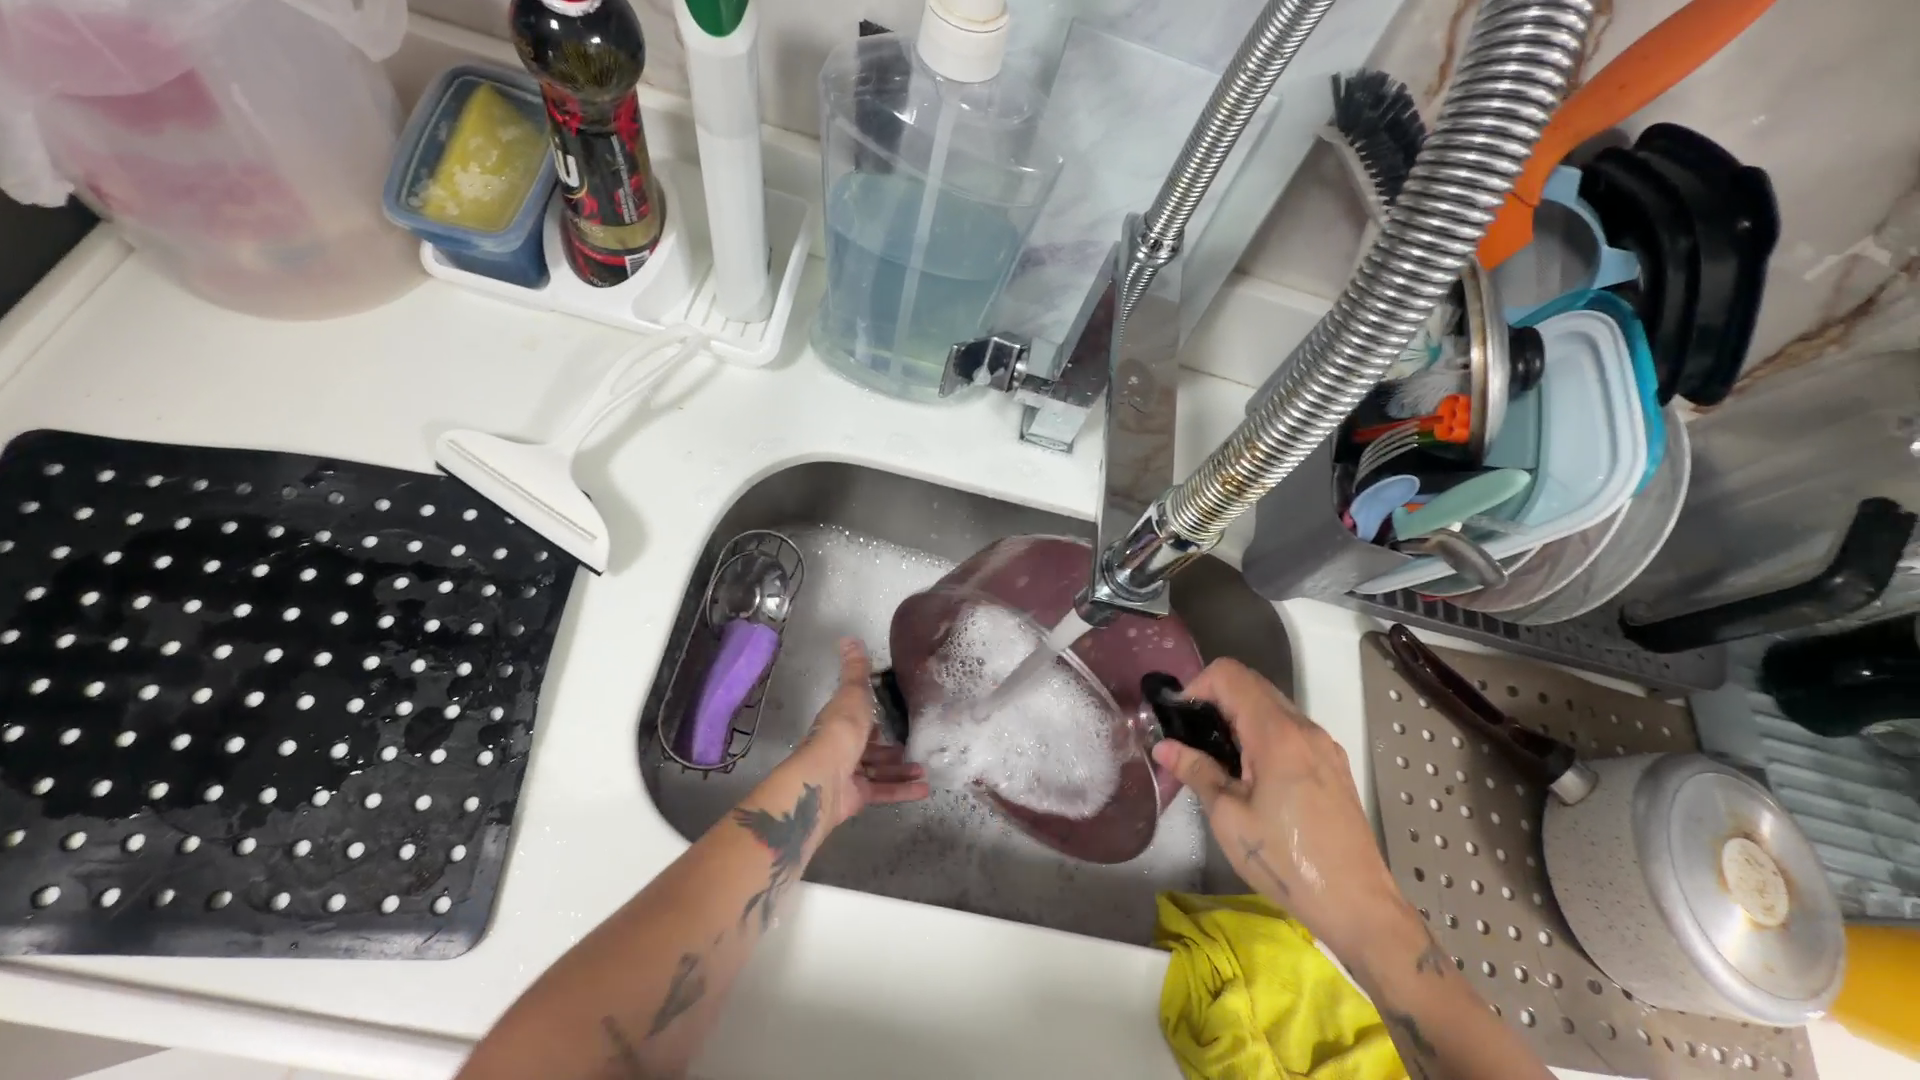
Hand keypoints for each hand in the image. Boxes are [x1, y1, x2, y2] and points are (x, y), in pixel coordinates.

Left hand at [789, 639, 929, 827]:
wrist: (823, 779)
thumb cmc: (840, 731)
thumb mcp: (853, 694)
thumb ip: (857, 670)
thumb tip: (849, 638)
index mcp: (840, 722)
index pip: (860, 719)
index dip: (877, 718)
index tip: (900, 716)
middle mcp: (842, 747)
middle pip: (871, 748)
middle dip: (894, 748)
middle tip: (920, 745)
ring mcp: (849, 774)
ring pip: (880, 770)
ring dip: (903, 770)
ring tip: (927, 769)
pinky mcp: (857, 796)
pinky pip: (883, 791)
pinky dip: (903, 790)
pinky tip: (925, 790)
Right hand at [1151, 659, 1411, 953]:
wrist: (1357, 903)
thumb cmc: (1285, 860)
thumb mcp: (1229, 818)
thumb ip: (1196, 772)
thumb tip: (1163, 747)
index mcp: (1277, 734)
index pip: (1230, 675)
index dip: (1197, 686)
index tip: (1180, 720)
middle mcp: (1305, 729)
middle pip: (1252, 685)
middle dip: (1215, 701)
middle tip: (1191, 740)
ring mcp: (1324, 746)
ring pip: (1273, 707)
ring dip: (1240, 719)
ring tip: (1219, 762)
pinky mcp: (1333, 765)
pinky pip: (1291, 731)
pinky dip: (1263, 735)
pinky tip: (1252, 777)